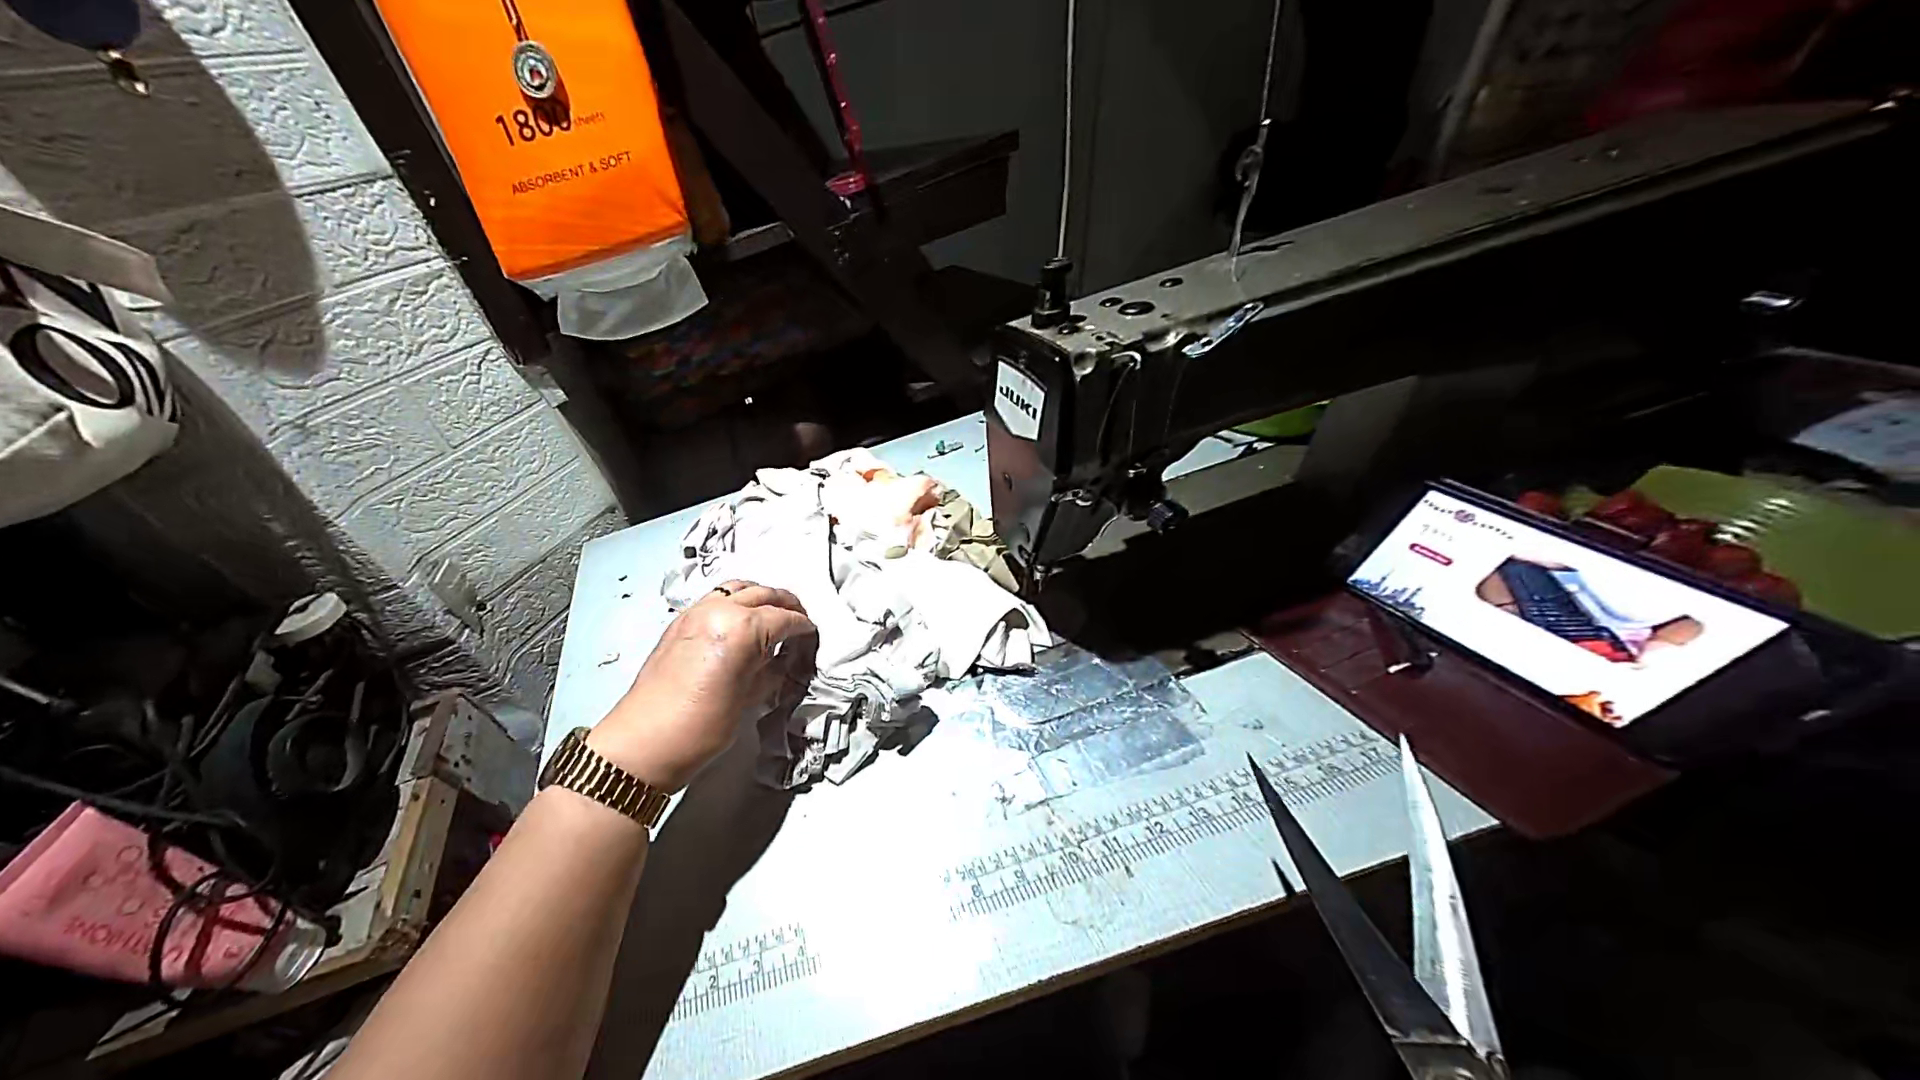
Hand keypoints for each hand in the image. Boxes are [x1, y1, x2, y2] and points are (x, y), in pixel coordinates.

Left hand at [588, 582, 815, 791]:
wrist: (644, 745)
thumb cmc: (699, 729)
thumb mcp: (749, 698)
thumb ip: (770, 669)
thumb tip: (782, 658)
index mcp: (741, 628)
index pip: (785, 618)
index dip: (803, 628)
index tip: (811, 636)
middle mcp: (718, 611)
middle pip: (764, 594)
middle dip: (787, 606)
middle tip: (799, 622)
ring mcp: (695, 613)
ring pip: (738, 588)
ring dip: (760, 597)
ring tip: (773, 616)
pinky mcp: (680, 622)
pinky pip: (716, 599)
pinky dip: (736, 602)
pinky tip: (742, 623)